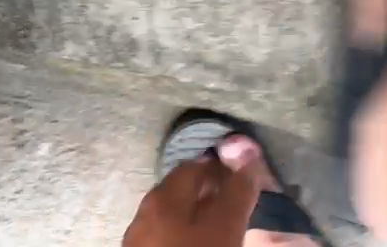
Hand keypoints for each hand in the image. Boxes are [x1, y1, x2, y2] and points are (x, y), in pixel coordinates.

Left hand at [122, 138, 260, 246]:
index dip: (223, 170)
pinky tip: (198, 245)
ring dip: (196, 218)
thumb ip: (238, 188)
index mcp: (163, 196)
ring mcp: (138, 242)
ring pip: (172, 218)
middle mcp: (144, 212)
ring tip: (219, 232)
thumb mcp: (226, 225)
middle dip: (209, 194)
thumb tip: (248, 150)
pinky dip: (182, 238)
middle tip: (235, 209)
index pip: (197, 165)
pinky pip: (165, 239)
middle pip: (181, 191)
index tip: (244, 184)